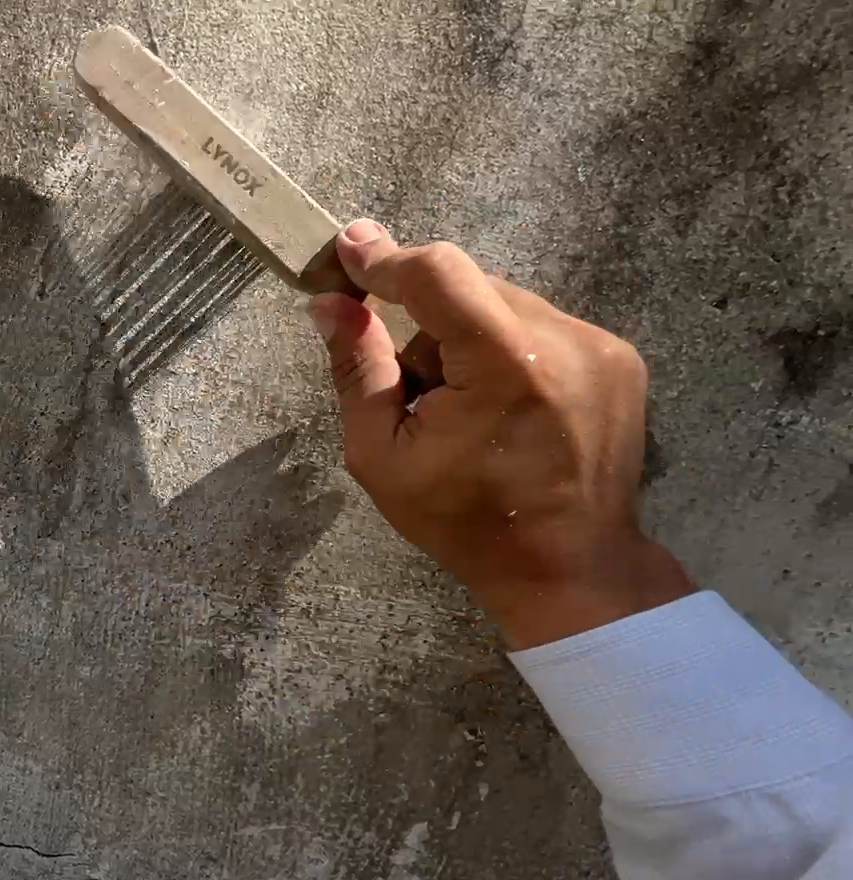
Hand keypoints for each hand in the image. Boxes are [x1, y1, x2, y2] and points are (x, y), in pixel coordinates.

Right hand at [309, 219, 694, 648]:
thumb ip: (356, 371)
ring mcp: (602, 345)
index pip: (440, 276)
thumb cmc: (458, 518)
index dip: (387, 258)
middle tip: (403, 389)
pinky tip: (493, 409)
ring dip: (458, 340)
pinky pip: (533, 326)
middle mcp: (566, 338)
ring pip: (500, 306)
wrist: (565, 563)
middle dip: (420, 325)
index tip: (345, 248)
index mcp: (504, 366)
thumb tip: (330, 306)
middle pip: (468, 289)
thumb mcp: (379, 453)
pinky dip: (495, 350)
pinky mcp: (617, 356)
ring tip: (454, 412)